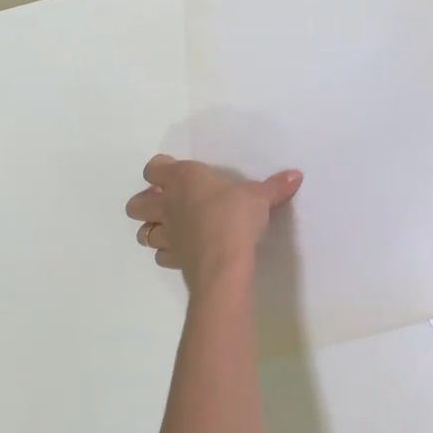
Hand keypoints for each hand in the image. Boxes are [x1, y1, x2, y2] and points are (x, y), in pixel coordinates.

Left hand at [125, 155, 302, 292]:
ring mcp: (167, 236)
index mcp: (183, 179)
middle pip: (135, 204)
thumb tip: (297, 175)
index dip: (160, 169)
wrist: (223, 263)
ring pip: (142, 233)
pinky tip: (185, 249)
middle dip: (146, 203)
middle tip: (170, 202)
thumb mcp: (260, 196)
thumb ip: (275, 186)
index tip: (175, 171)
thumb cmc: (236, 215)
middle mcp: (168, 205)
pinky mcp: (173, 260)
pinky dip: (168, 252)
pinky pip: (161, 255)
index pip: (153, 169)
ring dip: (153, 230)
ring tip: (174, 227)